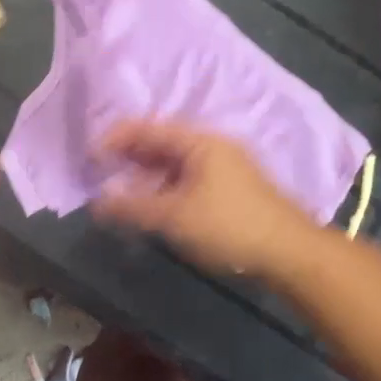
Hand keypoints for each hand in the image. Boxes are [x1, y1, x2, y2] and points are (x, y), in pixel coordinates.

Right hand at [93, 120, 325, 279]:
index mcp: (199, 141)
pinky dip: (165, 185)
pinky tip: (153, 205)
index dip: (116, 138)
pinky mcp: (231, 186)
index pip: (148, 128)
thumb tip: (98, 199)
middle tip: (101, 173)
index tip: (90, 155)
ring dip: (146, 174)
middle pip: (161, 142)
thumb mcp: (176, 217)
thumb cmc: (230, 226)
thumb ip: (134, 206)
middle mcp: (212, 145)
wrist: (290, 252)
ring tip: (121, 191)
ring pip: (175, 162)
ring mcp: (224, 165)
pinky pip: (187, 176)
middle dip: (129, 156)